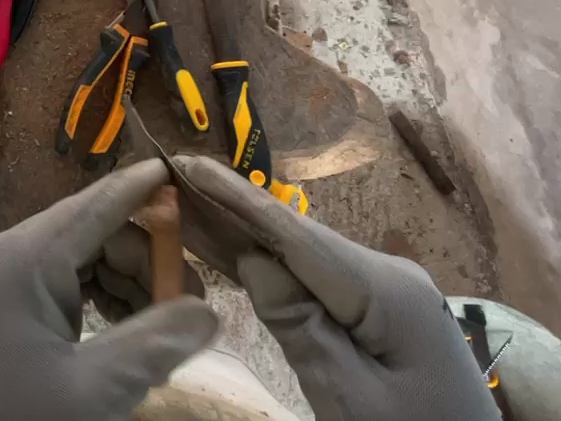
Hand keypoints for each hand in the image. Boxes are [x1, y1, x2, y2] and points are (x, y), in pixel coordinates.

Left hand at [0, 159, 220, 420]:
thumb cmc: (21, 419)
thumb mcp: (94, 390)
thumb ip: (154, 343)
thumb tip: (210, 310)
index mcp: (27, 257)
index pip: (96, 205)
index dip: (139, 187)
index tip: (178, 169)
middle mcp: (17, 250)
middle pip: (98, 232)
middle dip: (147, 260)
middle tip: (192, 301)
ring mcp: (14, 271)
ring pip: (91, 255)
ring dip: (132, 283)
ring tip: (168, 324)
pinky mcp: (18, 294)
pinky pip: (75, 278)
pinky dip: (109, 297)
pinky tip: (135, 329)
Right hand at [174, 156, 497, 420]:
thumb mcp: (351, 402)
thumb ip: (299, 327)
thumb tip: (253, 259)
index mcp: (386, 289)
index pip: (293, 233)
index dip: (236, 196)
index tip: (190, 163)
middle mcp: (387, 272)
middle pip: (294, 235)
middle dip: (232, 209)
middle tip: (173, 184)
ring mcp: (386, 288)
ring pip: (302, 253)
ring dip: (247, 234)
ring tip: (188, 208)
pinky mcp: (381, 307)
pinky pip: (317, 277)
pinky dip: (274, 264)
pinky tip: (236, 248)